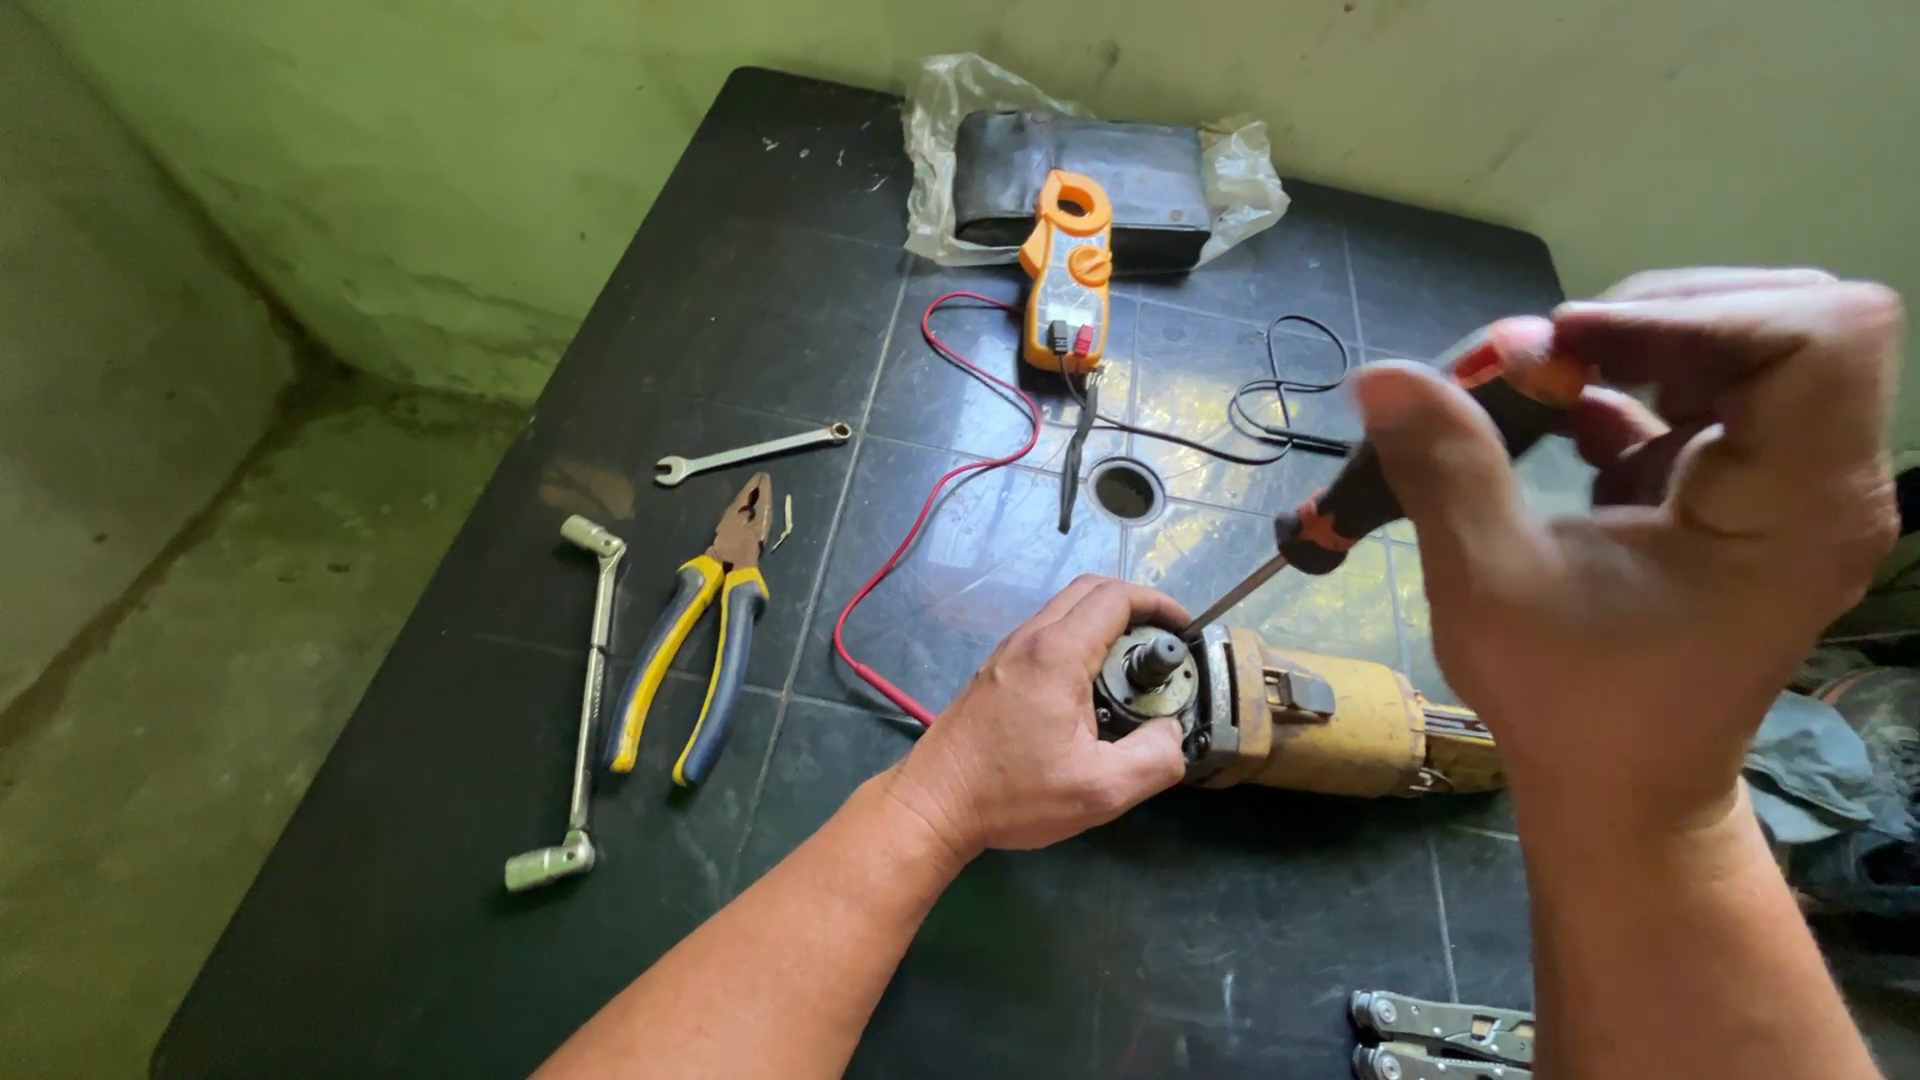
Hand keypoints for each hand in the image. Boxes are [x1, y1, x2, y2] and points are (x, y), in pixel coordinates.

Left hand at [882, 576, 1190, 857]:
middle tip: (1164, 645)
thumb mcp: (1100, 790)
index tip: (1184, 629)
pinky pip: (1048, 634)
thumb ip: (1154, 758)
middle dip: (1136, 606)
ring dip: (1106, 623)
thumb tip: (1173, 732)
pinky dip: (1081, 640)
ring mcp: (1008, 651)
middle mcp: (1030, 638)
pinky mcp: (998, 668)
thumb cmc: (1013, 795)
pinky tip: (1093, 688)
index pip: (1115, 597)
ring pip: (1065, 610)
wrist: (935, 801)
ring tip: (1134, 670)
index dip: (1158, 603)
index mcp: (1057, 653)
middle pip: (1090, 590)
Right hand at [1352, 268, 1901, 832]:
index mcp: (1794, 504)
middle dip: (1649, 319)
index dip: (1682, 315)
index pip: (1811, 337)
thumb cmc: (1565, 698)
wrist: (1613, 781)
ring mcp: (1771, 484)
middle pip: (1783, 321)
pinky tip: (1541, 420)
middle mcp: (1812, 479)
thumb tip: (1378, 375)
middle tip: (1541, 360)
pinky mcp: (1722, 494)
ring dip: (1623, 348)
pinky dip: (1610, 389)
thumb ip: (1444, 466)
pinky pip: (1687, 400)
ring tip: (1528, 381)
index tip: (1555, 347)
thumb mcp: (1488, 580)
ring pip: (1735, 349)